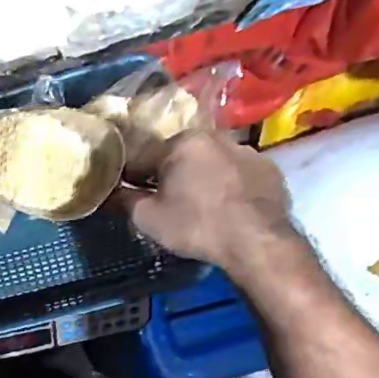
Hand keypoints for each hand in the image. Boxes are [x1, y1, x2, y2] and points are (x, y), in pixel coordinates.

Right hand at [116, 131, 300, 273]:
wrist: (257, 241)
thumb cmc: (196, 226)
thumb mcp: (149, 219)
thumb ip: (125, 201)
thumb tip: (108, 192)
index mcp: (181, 142)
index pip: (143, 157)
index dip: (132, 178)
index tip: (129, 195)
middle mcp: (215, 136)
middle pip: (181, 156)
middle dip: (170, 175)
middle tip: (168, 203)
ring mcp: (246, 151)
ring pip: (212, 163)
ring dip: (202, 178)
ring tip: (201, 207)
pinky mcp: (270, 168)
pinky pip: (239, 175)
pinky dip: (230, 187)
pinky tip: (229, 209)